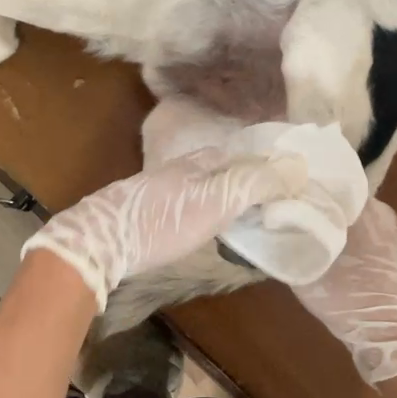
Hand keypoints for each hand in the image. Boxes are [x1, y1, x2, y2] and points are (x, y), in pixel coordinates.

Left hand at [22, 148, 307, 309]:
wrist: (99, 242)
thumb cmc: (161, 222)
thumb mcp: (215, 202)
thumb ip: (253, 183)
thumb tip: (297, 165)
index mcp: (197, 162)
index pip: (242, 155)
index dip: (266, 166)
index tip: (290, 182)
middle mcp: (177, 170)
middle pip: (220, 169)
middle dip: (246, 180)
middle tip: (273, 202)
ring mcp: (156, 190)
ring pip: (201, 186)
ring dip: (225, 196)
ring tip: (246, 216)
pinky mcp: (142, 212)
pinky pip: (185, 203)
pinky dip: (204, 210)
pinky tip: (204, 225)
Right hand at [293, 199, 396, 386]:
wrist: (389, 334)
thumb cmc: (347, 297)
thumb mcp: (305, 269)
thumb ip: (287, 241)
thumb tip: (267, 223)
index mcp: (363, 209)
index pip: (328, 181)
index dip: (303, 185)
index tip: (281, 189)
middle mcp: (381, 213)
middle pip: (341, 197)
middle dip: (317, 201)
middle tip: (287, 207)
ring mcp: (391, 233)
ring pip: (353, 214)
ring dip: (331, 218)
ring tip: (302, 224)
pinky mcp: (394, 252)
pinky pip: (363, 231)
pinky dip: (346, 233)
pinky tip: (325, 245)